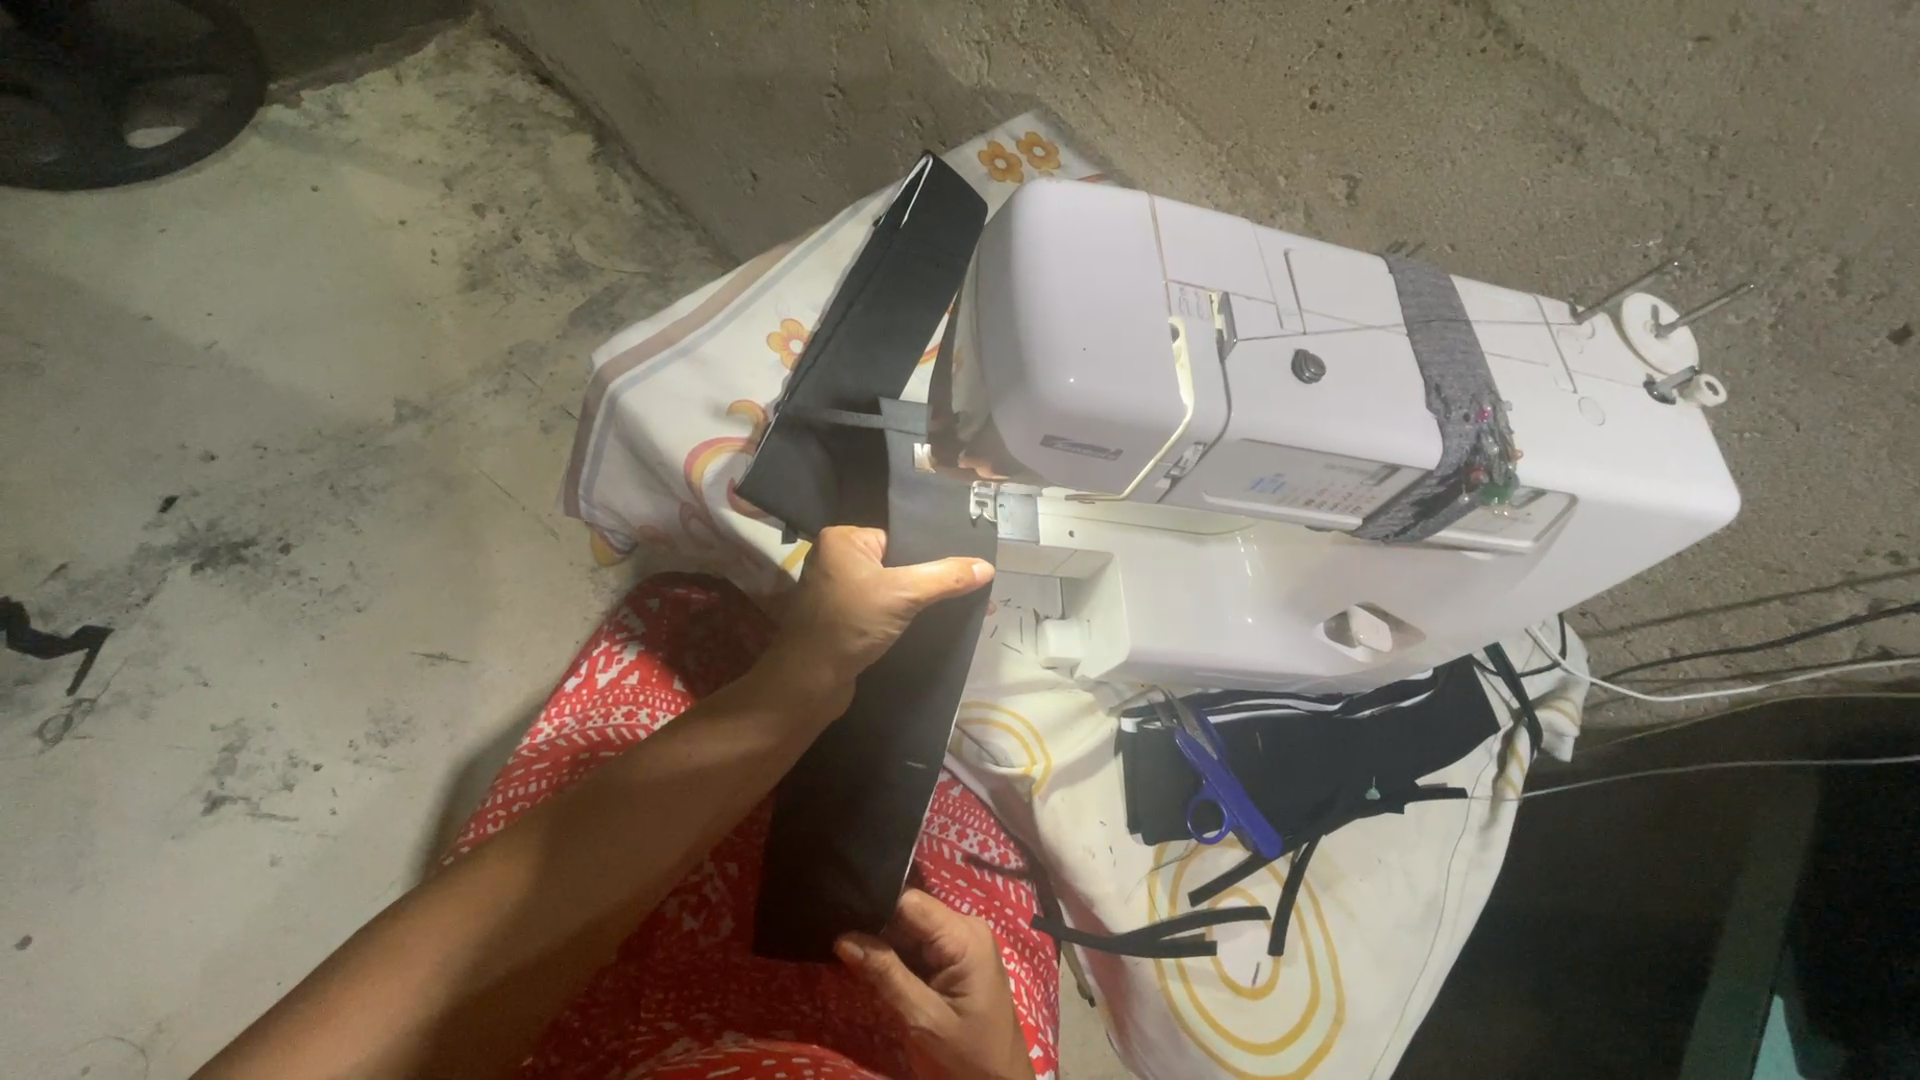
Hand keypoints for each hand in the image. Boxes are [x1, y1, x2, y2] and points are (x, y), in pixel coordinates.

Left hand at [765, 526, 992, 701]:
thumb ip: (946, 578)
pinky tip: (923, 627)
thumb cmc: (850, 625)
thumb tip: (987, 566)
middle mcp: (836, 559)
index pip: (899, 539)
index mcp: (842, 539)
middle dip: (927, 580)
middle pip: (898, 563)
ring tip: (950, 610)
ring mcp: (837, 591)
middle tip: (965, 592)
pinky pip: (880, 609)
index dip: (928, 556)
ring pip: (891, 589)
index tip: (962, 571)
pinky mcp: (842, 619)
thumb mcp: (904, 594)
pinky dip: (900, 618)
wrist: (809, 682)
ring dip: (915, 602)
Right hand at [835, 890, 1034, 1079]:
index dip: (874, 906)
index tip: (839, 917)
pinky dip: (894, 955)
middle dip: (874, 925)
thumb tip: (843, 937)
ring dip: (881, 941)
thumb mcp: (923, 1020)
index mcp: (965, 936)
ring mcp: (961, 942)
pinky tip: (868, 961)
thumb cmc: (968, 1058)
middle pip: (908, 912)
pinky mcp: (954, 958)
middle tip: (836, 937)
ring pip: (909, 928)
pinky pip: (917, 945)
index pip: (909, 902)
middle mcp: (965, 927)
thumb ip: (886, 975)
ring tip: (844, 947)